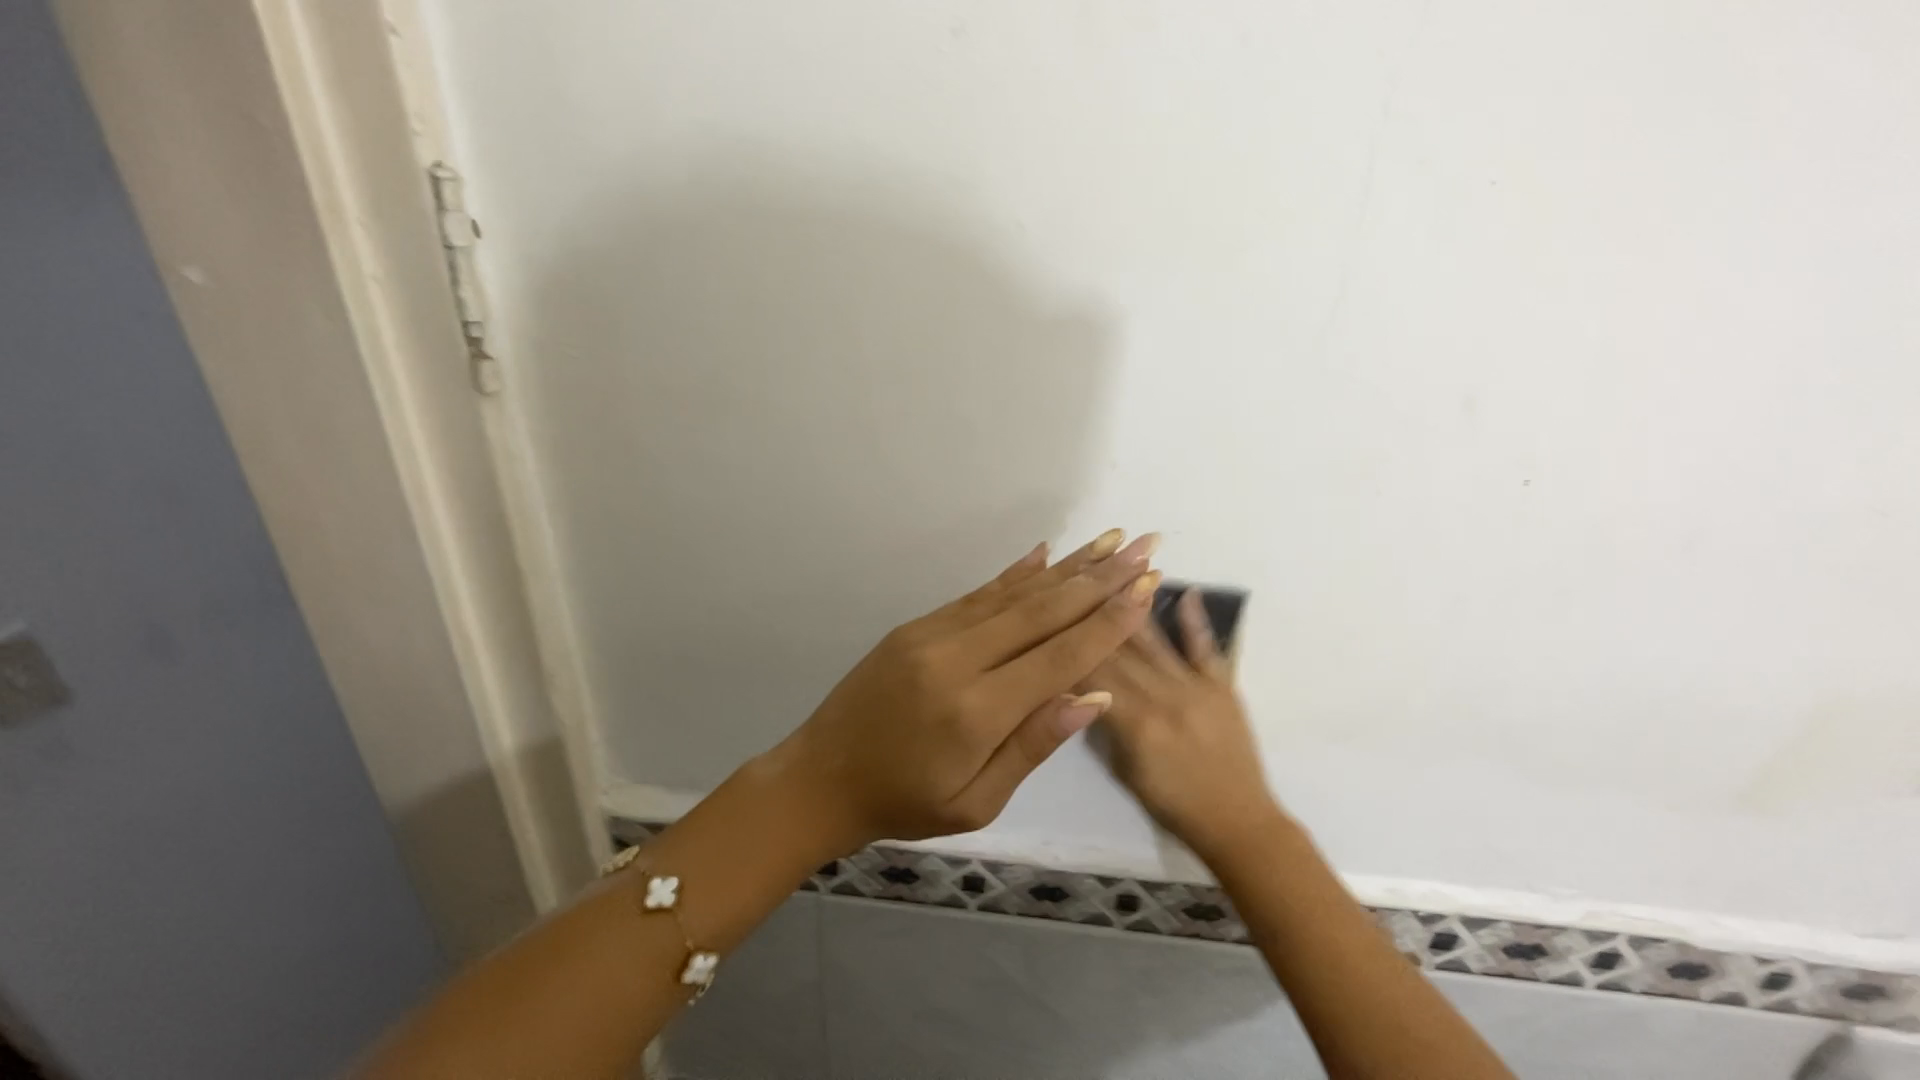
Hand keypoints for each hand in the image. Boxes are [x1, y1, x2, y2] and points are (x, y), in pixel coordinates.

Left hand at [770, 530, 1161, 850]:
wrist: (821, 778)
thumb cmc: (904, 804)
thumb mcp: (976, 801)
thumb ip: (1033, 745)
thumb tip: (1094, 694)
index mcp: (977, 711)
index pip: (1059, 656)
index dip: (1108, 621)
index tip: (1147, 586)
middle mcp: (957, 659)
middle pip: (1042, 611)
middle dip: (1099, 577)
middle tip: (1145, 545)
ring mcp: (932, 636)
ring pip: (1013, 594)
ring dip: (1066, 566)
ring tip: (1110, 539)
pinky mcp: (916, 627)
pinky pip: (977, 595)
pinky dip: (1016, 574)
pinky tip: (1046, 554)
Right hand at [1088, 590, 1282, 860]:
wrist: (1238, 822)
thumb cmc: (1173, 806)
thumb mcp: (1125, 772)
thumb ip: (1106, 728)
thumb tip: (1082, 689)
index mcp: (1136, 722)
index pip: (1091, 674)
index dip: (1066, 645)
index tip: (1046, 619)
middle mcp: (1164, 696)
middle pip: (1118, 651)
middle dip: (1090, 617)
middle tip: (1069, 585)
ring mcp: (1196, 687)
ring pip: (1154, 642)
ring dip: (1133, 606)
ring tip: (1116, 571)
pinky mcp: (1223, 686)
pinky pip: (1205, 648)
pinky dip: (1195, 620)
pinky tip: (1185, 589)